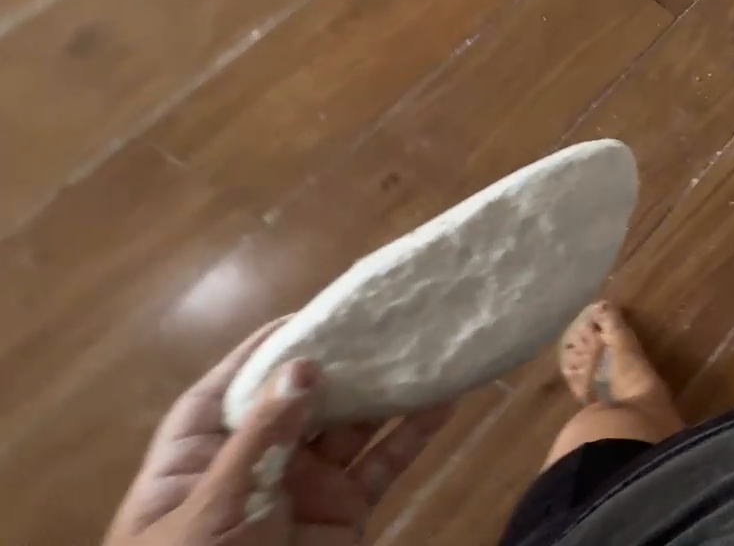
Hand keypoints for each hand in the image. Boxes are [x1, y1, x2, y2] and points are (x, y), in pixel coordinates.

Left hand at [104, 320, 451, 545]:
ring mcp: (303, 489)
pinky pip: (387, 460)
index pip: (219, 397)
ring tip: (430, 346)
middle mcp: (252, 470)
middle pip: (299, 402)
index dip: (258, 353)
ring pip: (353, 425)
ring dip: (389, 390)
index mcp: (192, 470)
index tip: (310, 313)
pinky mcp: (346, 508)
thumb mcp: (215, 510)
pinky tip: (450, 398)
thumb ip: (260, 438)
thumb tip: (299, 364)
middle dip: (341, 362)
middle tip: (388, 318)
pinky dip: (419, 431)